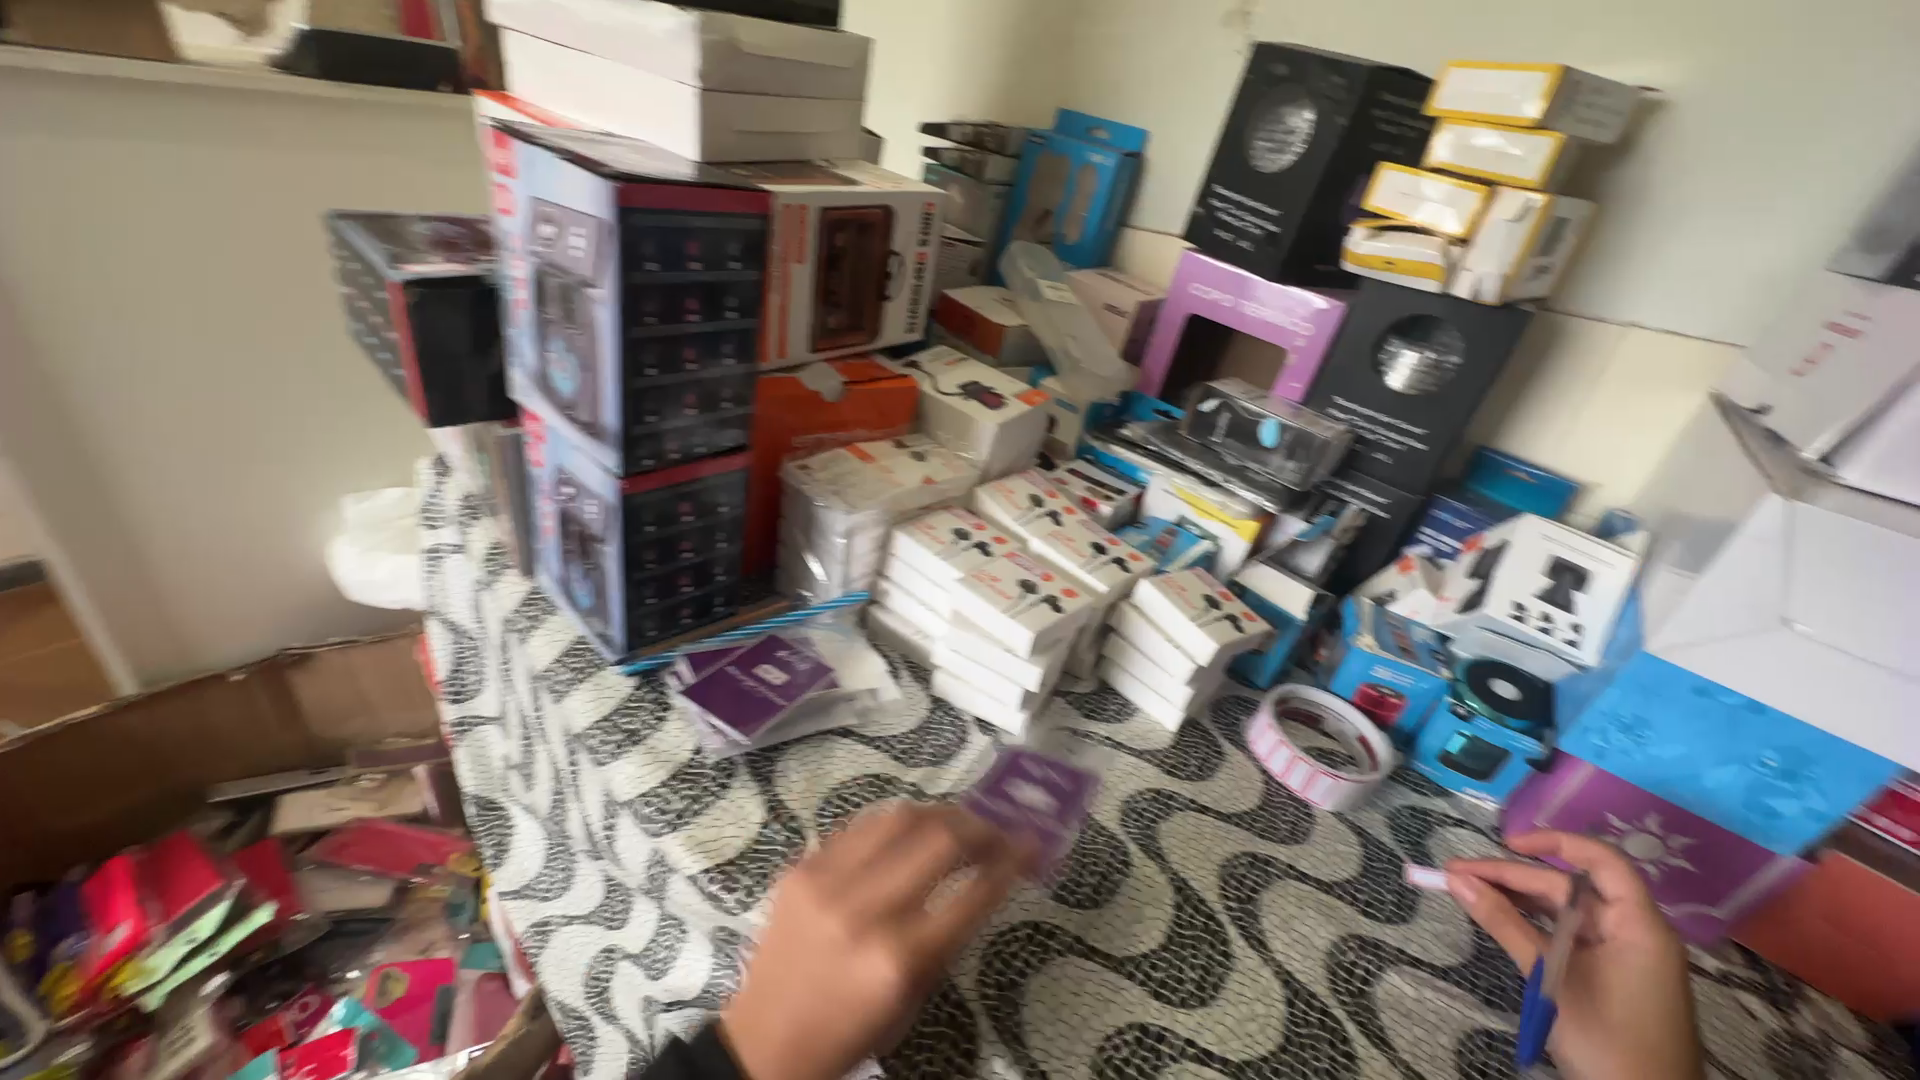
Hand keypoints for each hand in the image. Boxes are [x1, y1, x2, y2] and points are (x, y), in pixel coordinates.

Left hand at [719, 802, 1035, 1079]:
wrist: (765, 1040)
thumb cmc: (852, 1030)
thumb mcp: (913, 996)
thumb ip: (948, 934)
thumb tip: (982, 875)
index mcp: (899, 958)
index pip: (972, 893)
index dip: (1011, 861)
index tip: (1030, 845)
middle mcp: (864, 911)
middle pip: (939, 839)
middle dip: (981, 828)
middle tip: (997, 831)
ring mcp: (826, 881)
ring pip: (899, 816)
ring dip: (940, 814)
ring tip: (957, 823)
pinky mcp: (800, 867)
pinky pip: (859, 825)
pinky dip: (894, 823)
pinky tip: (908, 831)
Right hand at [1446, 831, 1703, 1079]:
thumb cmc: (1606, 1041)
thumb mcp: (1549, 979)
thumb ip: (1504, 924)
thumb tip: (1456, 879)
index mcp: (1639, 927)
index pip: (1601, 861)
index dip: (1554, 842)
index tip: (1505, 843)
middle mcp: (1635, 931)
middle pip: (1568, 885)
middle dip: (1513, 875)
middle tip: (1457, 874)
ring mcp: (1624, 953)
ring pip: (1564, 907)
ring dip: (1517, 895)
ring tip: (1467, 889)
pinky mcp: (1611, 973)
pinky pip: (1568, 931)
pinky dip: (1532, 920)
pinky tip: (1499, 914)